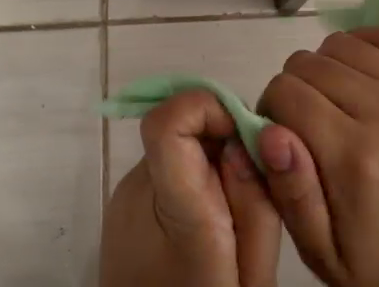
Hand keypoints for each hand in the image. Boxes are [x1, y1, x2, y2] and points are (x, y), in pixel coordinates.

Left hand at [101, 90, 281, 286]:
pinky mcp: (122, 209)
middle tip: (253, 190)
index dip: (209, 108)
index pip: (168, 119)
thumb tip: (244, 140)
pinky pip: (165, 173)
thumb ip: (256, 203)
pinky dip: (192, 183)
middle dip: (224, 142)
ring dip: (210, 165)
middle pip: (181, 128)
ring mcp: (123, 197)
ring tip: (233, 220)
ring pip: (176, 149)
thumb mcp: (252, 275)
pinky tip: (210, 229)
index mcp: (171, 205)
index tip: (245, 139)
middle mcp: (136, 189)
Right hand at [256, 29, 378, 286]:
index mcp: (354, 158)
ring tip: (333, 101)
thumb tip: (267, 131)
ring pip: (340, 43)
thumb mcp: (322, 252)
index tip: (281, 136)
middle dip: (294, 88)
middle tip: (305, 122)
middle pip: (309, 63)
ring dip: (325, 67)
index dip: (271, 109)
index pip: (285, 92)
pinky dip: (360, 46)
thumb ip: (290, 192)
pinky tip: (357, 75)